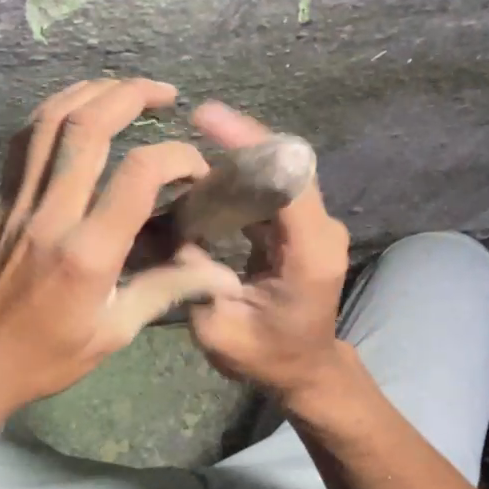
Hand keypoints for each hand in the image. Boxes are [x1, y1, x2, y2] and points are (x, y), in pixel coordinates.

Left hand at [0, 79, 244, 433]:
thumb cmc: (44, 358)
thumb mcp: (112, 333)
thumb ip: (164, 290)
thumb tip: (220, 274)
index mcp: (86, 254)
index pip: (138, 175)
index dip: (177, 157)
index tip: (196, 171)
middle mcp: (50, 216)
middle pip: (87, 128)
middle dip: (130, 96)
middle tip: (165, 96)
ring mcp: (18, 203)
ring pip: (48, 123)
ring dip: (89, 93)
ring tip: (123, 89)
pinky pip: (22, 143)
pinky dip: (50, 114)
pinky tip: (75, 111)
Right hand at [184, 102, 358, 419]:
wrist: (304, 371)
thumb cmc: (266, 357)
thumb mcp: (218, 327)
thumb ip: (194, 277)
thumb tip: (168, 232)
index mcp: (309, 251)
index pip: (287, 178)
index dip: (248, 143)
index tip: (206, 117)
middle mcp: (320, 229)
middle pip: (285, 164)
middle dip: (238, 141)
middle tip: (189, 126)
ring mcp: (311, 226)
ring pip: (277, 172)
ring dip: (236, 158)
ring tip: (189, 152)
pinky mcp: (297, 228)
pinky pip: (270, 189)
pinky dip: (238, 178)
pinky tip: (204, 178)